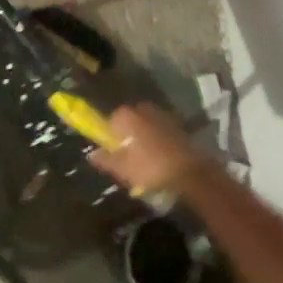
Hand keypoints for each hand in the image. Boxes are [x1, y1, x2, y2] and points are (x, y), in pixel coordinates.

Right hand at [87, 102, 212, 193]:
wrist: (191, 173)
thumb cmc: (151, 169)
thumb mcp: (123, 169)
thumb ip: (105, 159)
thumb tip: (90, 154)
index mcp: (127, 116)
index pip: (111, 120)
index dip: (110, 135)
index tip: (113, 151)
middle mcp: (144, 109)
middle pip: (129, 120)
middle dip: (127, 134)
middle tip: (128, 156)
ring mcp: (163, 115)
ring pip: (146, 124)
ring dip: (144, 136)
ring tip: (145, 158)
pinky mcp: (179, 125)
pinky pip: (161, 130)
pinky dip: (158, 139)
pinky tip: (161, 156)